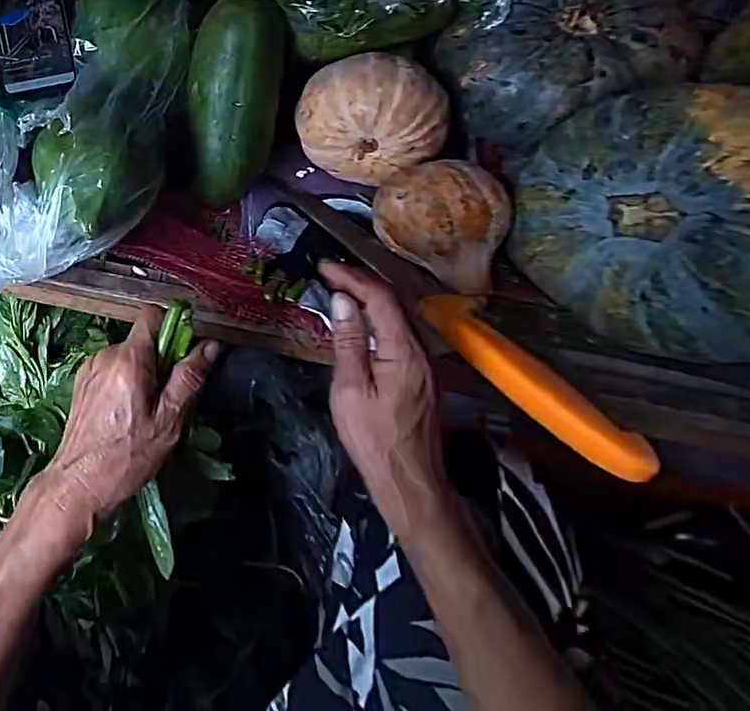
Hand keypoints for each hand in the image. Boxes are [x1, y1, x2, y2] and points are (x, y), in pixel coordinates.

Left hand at [31, 305, 222, 540]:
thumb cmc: (127, 457)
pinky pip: (113, 369)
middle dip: (161, 361)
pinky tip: (127, 415)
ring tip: (147, 413)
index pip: (153, 315)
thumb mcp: (168, 420)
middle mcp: (106, 354)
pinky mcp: (83, 382)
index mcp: (128, 358)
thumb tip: (210, 345)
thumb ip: (189, 378)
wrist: (78, 484)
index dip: (174, 327)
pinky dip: (126, 383)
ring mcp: (91, 367)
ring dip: (144, 374)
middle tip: (169, 399)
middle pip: (143, 340)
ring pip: (129, 356)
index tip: (185, 355)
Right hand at [322, 262, 451, 518]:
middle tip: (330, 273)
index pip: (380, 298)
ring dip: (370, 297)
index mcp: (404, 350)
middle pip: (395, 301)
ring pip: (399, 315)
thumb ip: (349, 342)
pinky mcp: (422, 376)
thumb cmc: (374, 439)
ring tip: (341, 289)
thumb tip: (343, 301)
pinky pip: (401, 332)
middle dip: (361, 281)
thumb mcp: (351, 390)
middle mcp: (422, 351)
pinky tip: (361, 321)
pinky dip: (378, 317)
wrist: (411, 483)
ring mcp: (425, 364)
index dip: (351, 277)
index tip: (324, 266)